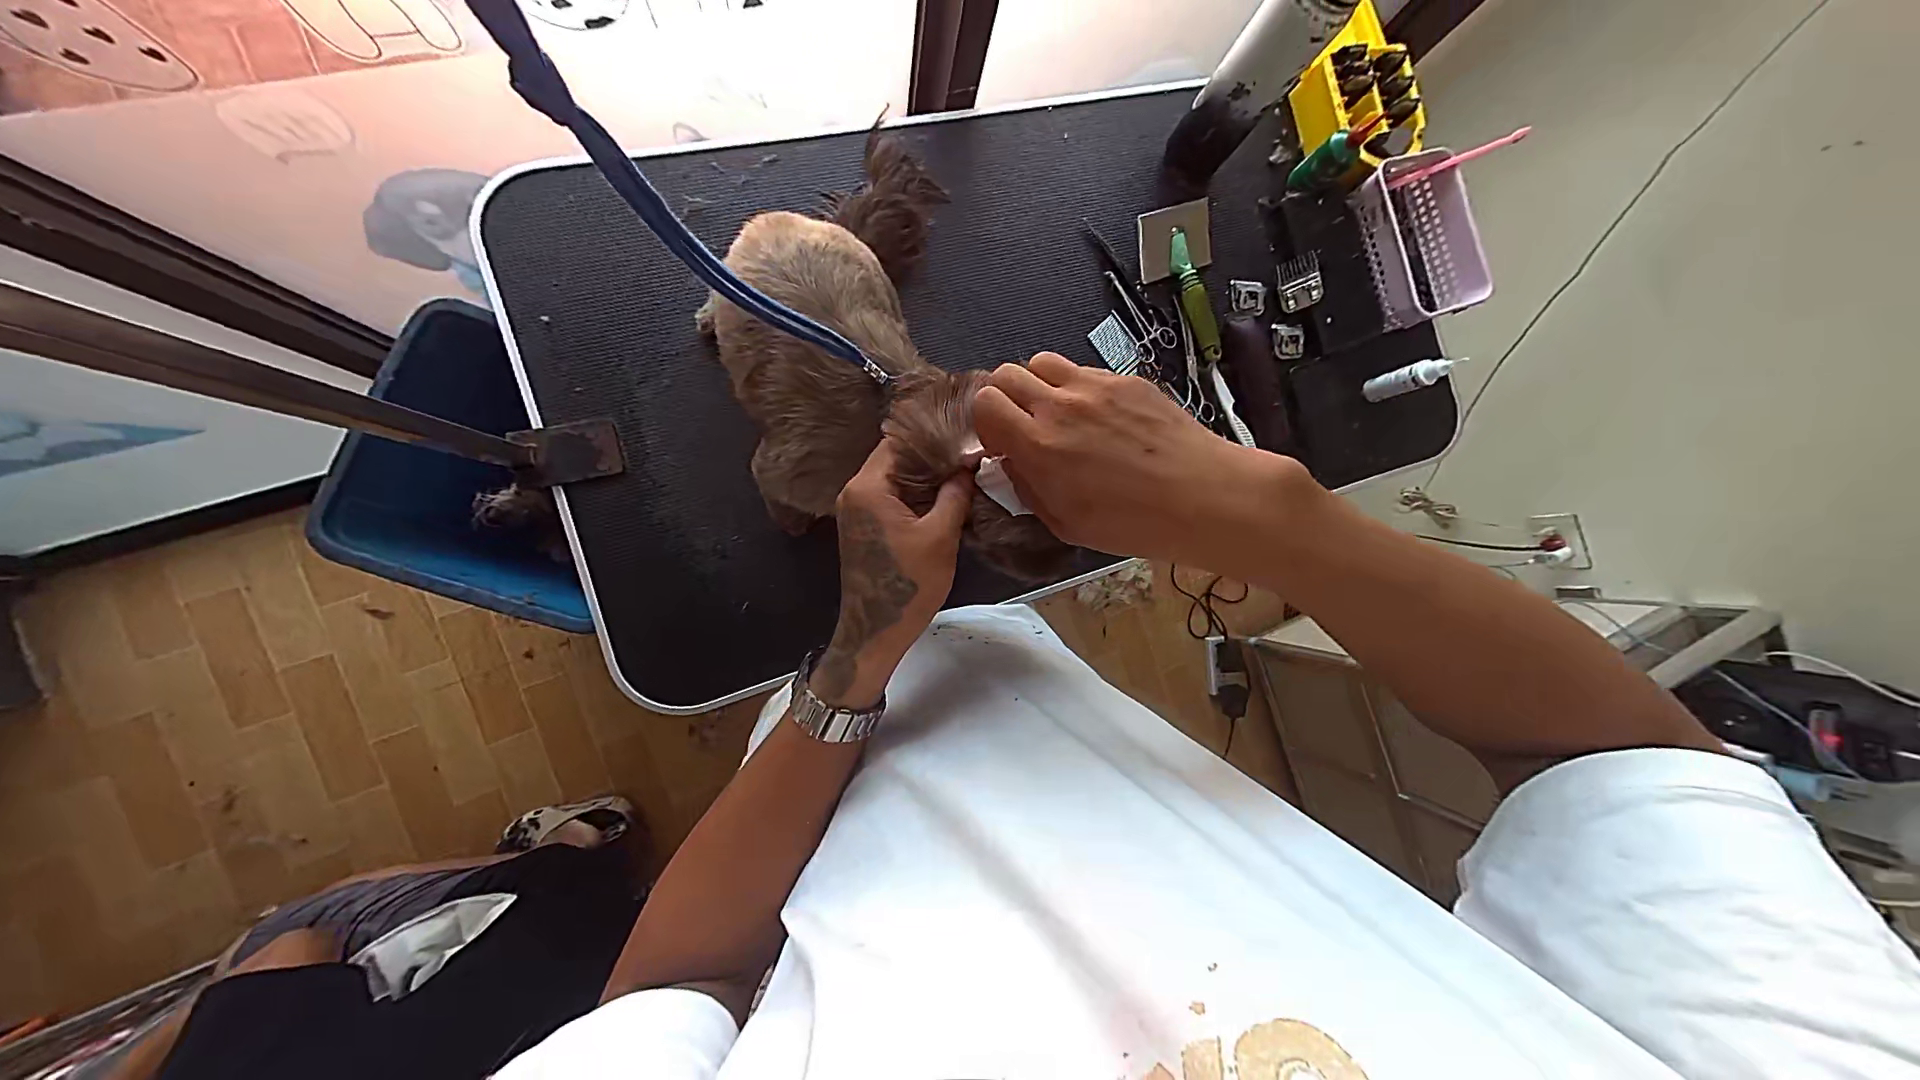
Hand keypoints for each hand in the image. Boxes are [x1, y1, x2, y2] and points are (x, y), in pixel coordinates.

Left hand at [813, 437, 971, 706]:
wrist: (877, 631)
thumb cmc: (908, 583)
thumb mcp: (940, 536)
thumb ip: (954, 493)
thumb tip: (968, 464)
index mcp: (867, 487)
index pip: (897, 441)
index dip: (931, 434)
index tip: (963, 432)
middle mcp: (854, 492)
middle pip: (894, 457)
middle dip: (930, 453)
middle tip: (967, 449)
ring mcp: (856, 510)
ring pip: (893, 478)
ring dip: (924, 474)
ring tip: (961, 468)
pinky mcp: (864, 527)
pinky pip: (890, 496)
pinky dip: (914, 492)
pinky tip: (943, 494)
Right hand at [972, 352, 1312, 571]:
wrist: (1201, 497)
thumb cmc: (1131, 522)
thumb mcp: (1063, 522)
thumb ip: (1026, 486)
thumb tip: (1009, 461)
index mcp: (1039, 445)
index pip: (984, 402)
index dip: (984, 420)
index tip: (999, 439)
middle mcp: (1061, 406)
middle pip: (1006, 373)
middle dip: (1004, 397)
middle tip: (1021, 423)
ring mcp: (1096, 387)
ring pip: (1042, 361)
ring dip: (1037, 384)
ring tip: (1056, 412)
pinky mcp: (1125, 379)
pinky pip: (1083, 370)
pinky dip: (1076, 387)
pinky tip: (1098, 415)